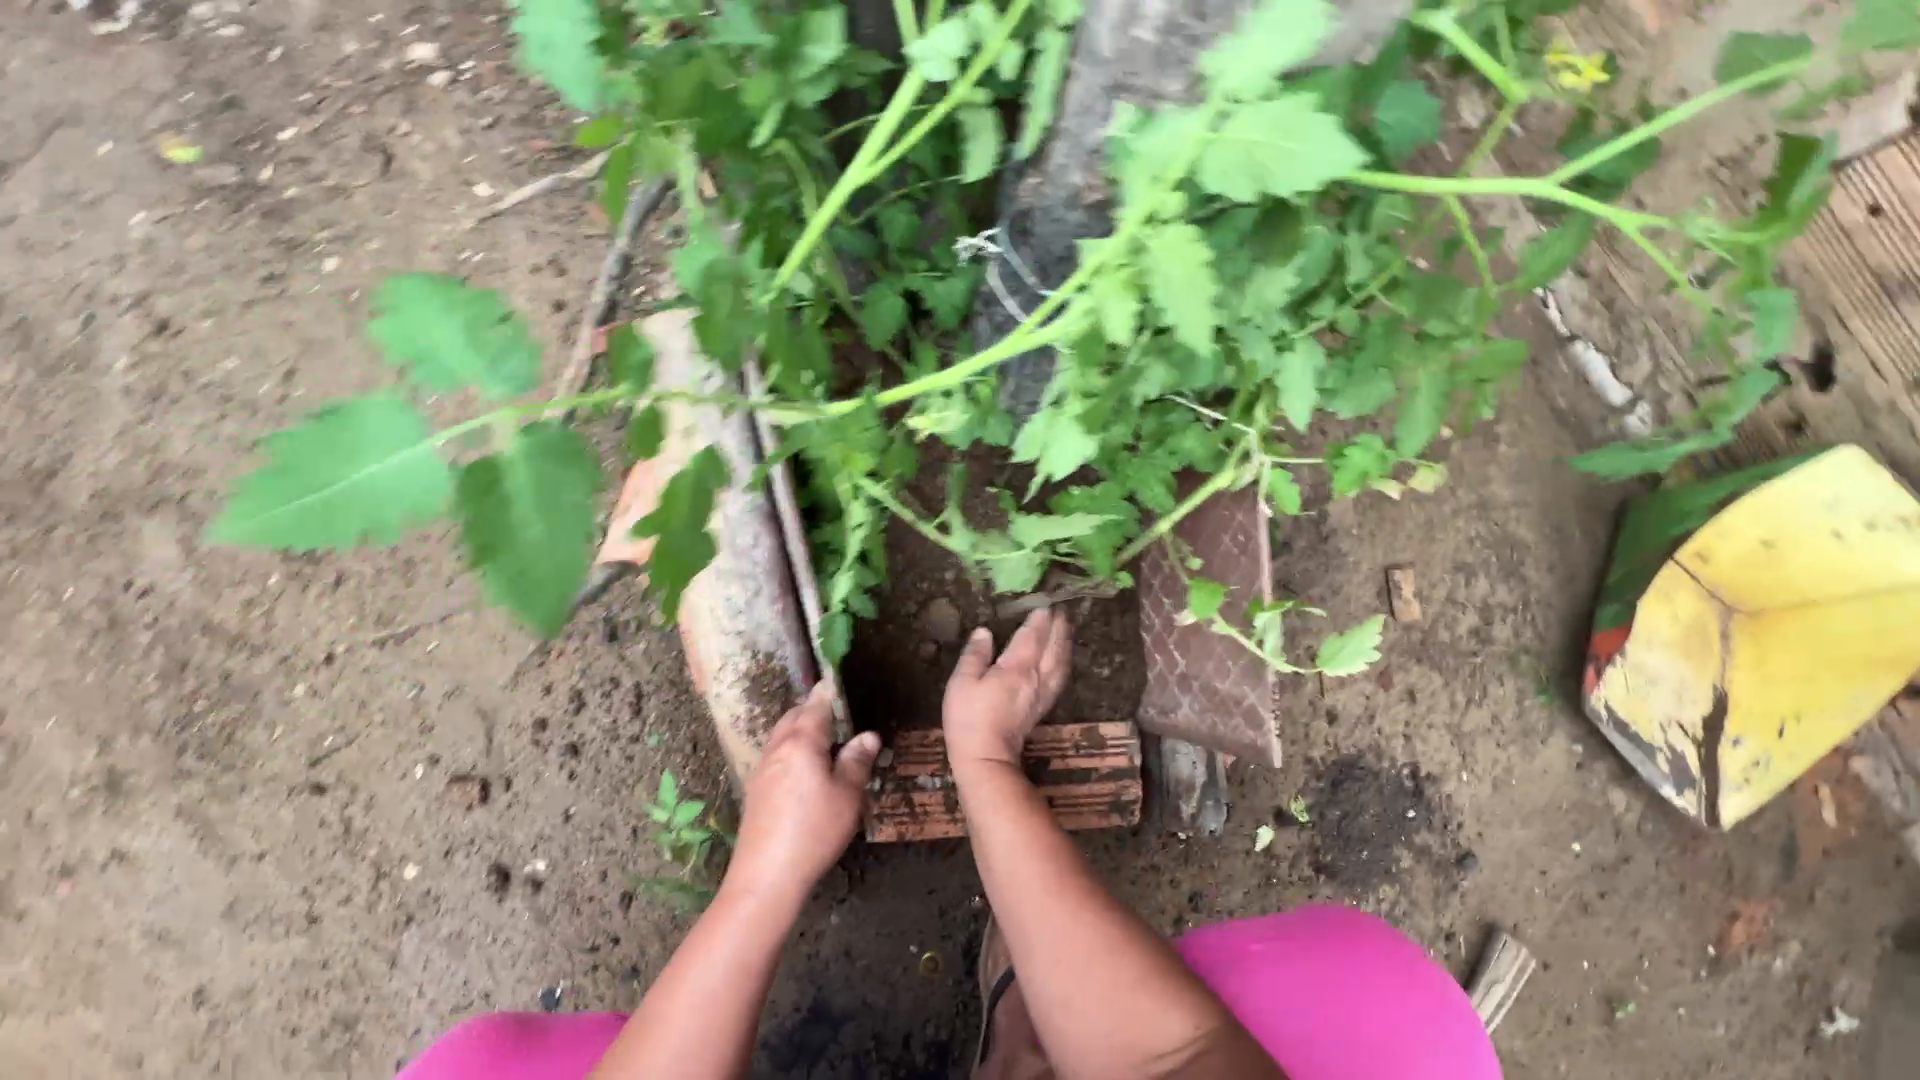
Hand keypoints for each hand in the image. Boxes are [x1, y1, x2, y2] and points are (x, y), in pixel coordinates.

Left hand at [724, 681, 881, 908]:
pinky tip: (803, 769)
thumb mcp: (847, 796)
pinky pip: (775, 756)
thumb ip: (857, 761)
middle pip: (793, 718)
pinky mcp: (756, 790)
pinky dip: (790, 750)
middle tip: (834, 713)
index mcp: (802, 743)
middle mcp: (778, 749)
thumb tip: (868, 736)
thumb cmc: (814, 830)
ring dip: (799, 730)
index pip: (816, 707)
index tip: (833, 680)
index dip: (826, 693)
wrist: (766, 875)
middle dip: (811, 710)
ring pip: (781, 737)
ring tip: (822, 739)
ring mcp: (762, 770)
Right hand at [943, 607, 1072, 773]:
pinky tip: (1063, 660)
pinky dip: (1064, 663)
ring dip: (1065, 643)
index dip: (1039, 619)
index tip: (1044, 603)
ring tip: (1066, 630)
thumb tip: (984, 632)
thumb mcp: (962, 682)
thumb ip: (975, 654)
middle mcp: (1036, 677)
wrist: (986, 757)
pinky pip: (1060, 678)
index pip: (1032, 636)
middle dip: (1058, 627)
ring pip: (1061, 662)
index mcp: (1016, 668)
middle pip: (1053, 647)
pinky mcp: (1042, 706)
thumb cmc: (969, 718)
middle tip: (1061, 611)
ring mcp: (1042, 693)